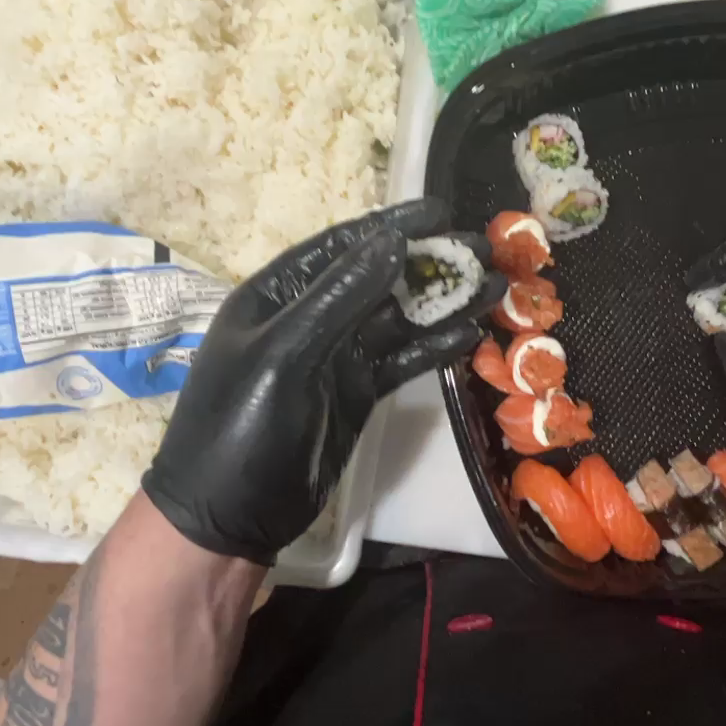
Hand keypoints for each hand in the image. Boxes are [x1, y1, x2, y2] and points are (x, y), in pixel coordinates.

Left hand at [144, 199, 503, 563]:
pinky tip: (470, 336)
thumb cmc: (242, 427)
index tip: (441, 210)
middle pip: (378, 279)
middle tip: (485, 250)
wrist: (230, 516)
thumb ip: (339, 298)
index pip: (342, 246)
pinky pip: (401, 361)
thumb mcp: (285, 355)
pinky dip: (434, 348)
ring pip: (398, 320)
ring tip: (495, 288)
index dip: (392, 224)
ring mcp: (336, 357)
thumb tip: (390, 241)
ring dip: (443, 304)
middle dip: (429, 263)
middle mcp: (310, 317)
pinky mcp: (358, 392)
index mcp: (278, 295)